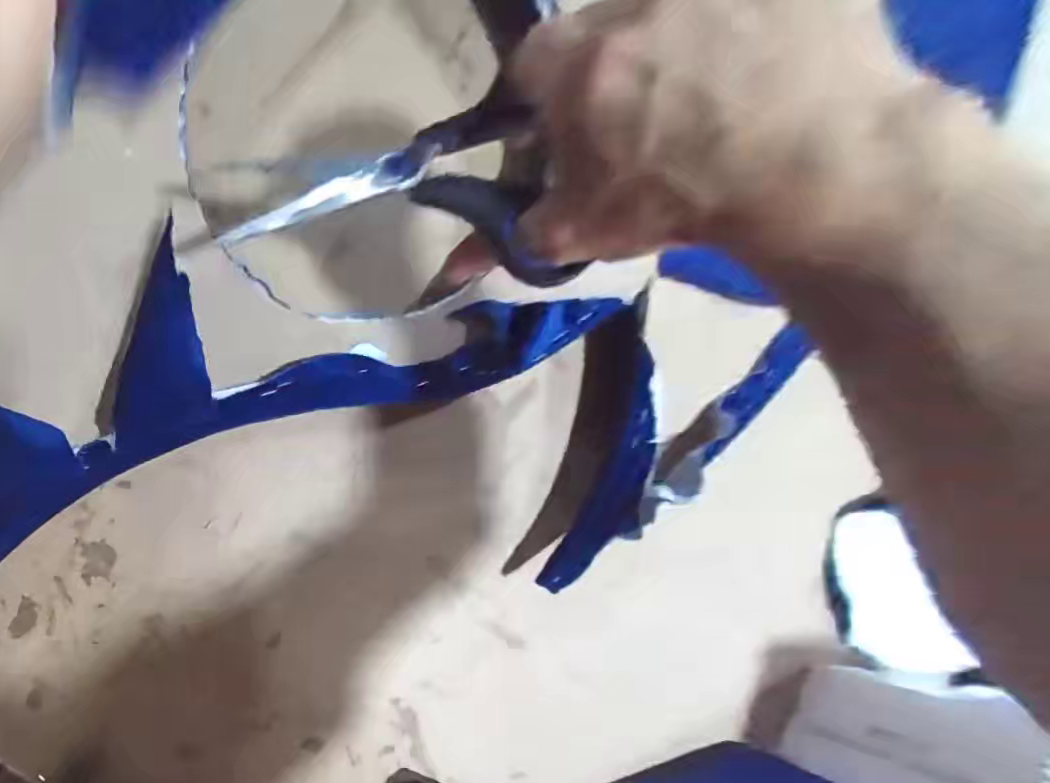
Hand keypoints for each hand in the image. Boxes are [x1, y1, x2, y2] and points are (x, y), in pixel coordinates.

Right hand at [437, 0, 978, 283]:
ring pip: (667, 10)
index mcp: (579, 63)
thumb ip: (505, 239)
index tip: (545, 122)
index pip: (526, 58)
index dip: (530, 92)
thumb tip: (451, 269)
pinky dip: (739, 25)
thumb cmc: (673, 199)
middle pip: (598, 25)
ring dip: (666, 40)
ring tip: (692, 90)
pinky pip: (744, 3)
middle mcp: (642, 4)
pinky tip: (750, 68)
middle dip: (598, 64)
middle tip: (619, 113)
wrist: (817, 167)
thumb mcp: (573, 230)